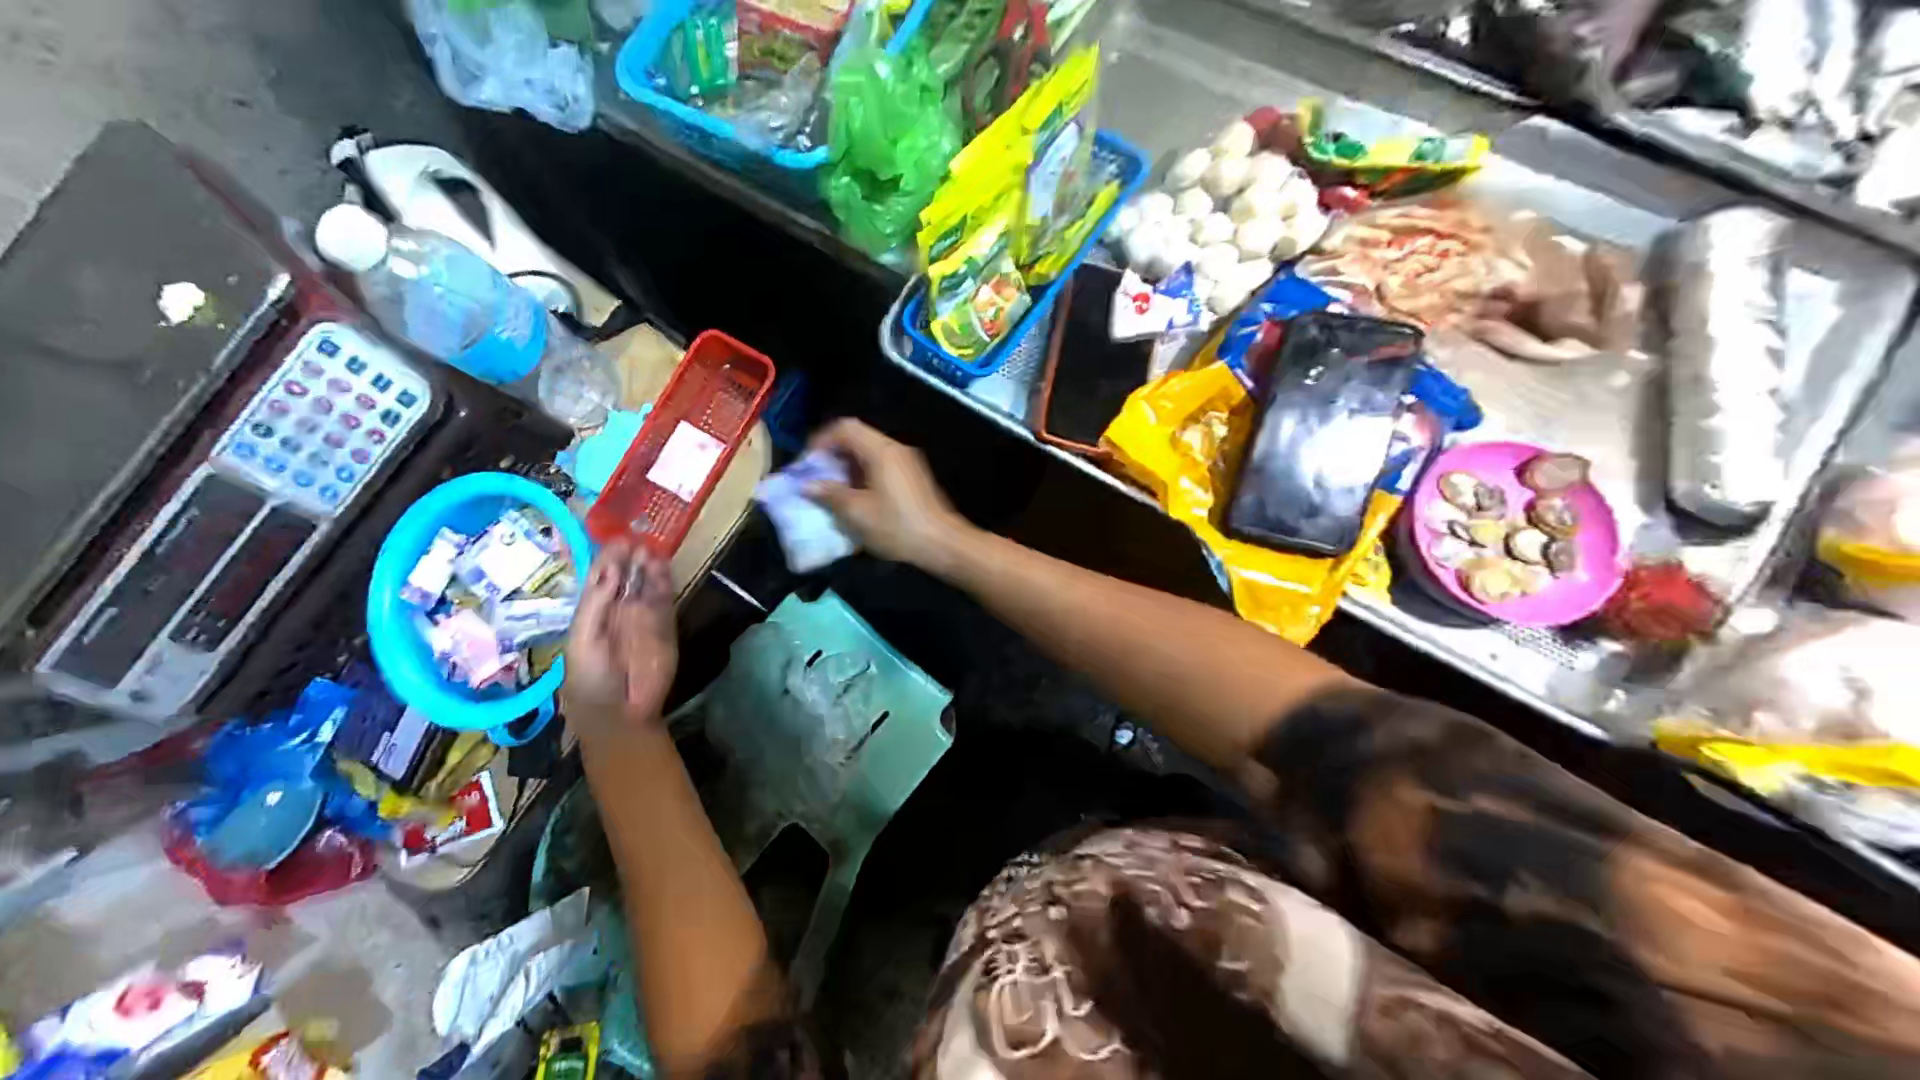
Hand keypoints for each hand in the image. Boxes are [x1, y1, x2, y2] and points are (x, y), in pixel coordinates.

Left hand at [563, 540, 678, 732]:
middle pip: (625, 576)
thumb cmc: (590, 678)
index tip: (616, 539)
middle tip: (636, 538)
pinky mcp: (665, 626)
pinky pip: (664, 599)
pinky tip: (662, 566)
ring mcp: (643, 617)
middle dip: (629, 557)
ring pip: (646, 583)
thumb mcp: (582, 639)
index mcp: (592, 613)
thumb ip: (595, 604)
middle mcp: (618, 610)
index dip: (607, 559)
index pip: (601, 579)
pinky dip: (664, 582)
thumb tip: (609, 569)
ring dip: (647, 566)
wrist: (621, 711)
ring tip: (649, 547)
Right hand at [805, 419, 972, 572]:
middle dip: (832, 455)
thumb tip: (808, 485)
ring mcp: (906, 462)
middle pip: (857, 437)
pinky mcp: (912, 478)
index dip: (820, 441)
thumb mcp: (857, 513)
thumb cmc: (897, 526)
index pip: (844, 428)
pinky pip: (880, 466)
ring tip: (831, 491)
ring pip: (868, 453)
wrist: (942, 544)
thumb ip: (829, 494)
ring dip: (846, 467)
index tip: (806, 464)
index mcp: (881, 451)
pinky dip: (862, 475)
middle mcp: (895, 449)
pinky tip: (854, 498)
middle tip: (816, 478)